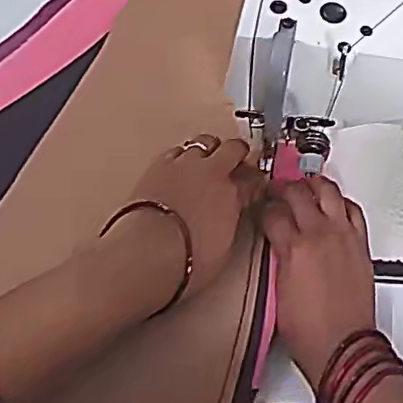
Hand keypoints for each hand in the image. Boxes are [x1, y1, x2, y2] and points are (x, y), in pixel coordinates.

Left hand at [119, 135, 261, 303]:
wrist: (148, 251)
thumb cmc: (187, 260)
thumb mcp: (224, 249)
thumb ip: (232, 222)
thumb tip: (231, 215)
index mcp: (234, 194)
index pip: (253, 178)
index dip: (254, 181)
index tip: (251, 185)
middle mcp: (215, 172)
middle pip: (234, 148)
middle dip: (236, 154)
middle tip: (233, 164)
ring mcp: (187, 163)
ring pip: (206, 141)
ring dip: (209, 150)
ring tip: (204, 163)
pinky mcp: (161, 163)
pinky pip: (178, 149)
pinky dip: (182, 156)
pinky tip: (178, 167)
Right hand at [258, 176, 376, 387]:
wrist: (342, 347)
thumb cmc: (310, 332)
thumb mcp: (277, 293)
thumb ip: (277, 260)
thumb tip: (276, 244)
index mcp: (294, 248)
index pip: (273, 213)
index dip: (263, 208)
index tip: (261, 208)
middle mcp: (319, 235)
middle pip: (298, 193)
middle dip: (283, 187)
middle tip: (277, 188)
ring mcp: (342, 235)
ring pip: (328, 191)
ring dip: (314, 184)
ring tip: (306, 184)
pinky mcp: (360, 243)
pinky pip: (353, 210)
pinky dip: (342, 202)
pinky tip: (336, 203)